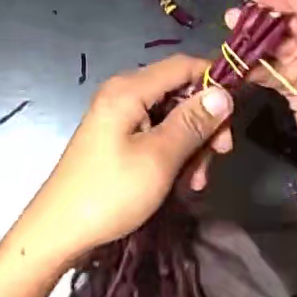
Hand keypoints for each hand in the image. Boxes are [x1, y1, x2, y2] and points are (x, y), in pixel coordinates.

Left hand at [11, 56, 233, 266]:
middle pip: (178, 92)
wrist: (58, 231)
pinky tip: (181, 183)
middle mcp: (122, 93)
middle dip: (203, 123)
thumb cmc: (109, 192)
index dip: (214, 81)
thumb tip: (224, 92)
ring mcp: (118, 116)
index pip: (182, 66)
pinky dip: (173, 154)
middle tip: (220, 157)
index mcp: (128, 88)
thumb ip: (192, 122)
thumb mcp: (159, 158)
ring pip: (170, 117)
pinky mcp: (117, 138)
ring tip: (196, 182)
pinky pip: (155, 134)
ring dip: (191, 145)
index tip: (238, 113)